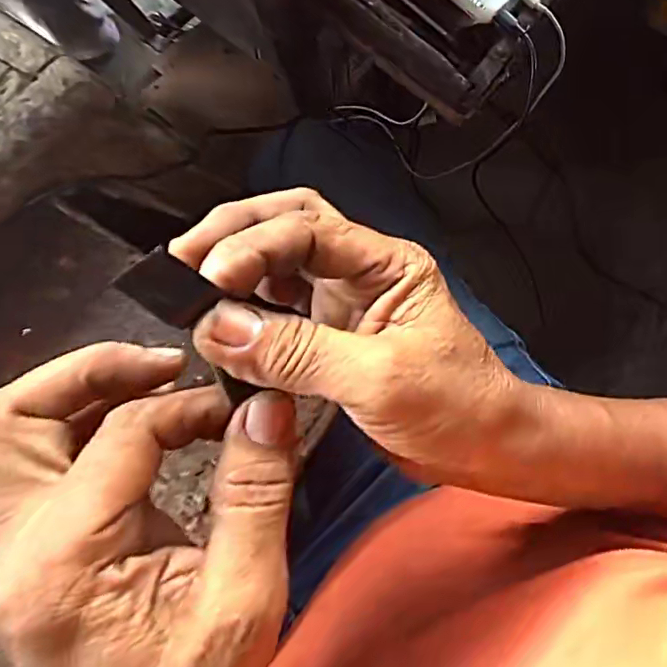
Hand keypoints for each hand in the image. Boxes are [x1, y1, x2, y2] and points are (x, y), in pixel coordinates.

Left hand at [0, 342, 299, 666]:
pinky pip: (36, 462)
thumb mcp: (246, 593)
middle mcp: (16, 553)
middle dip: (88, 372)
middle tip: (167, 362)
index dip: (190, 407)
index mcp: (63, 564)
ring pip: (5, 437)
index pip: (118, 436)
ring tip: (157, 380)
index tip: (245, 410)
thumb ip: (256, 492)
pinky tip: (145, 423)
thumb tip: (268, 405)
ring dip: (79, 391)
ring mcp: (15, 554)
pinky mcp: (35, 553)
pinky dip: (86, 422)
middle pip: (6, 423)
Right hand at [172, 188, 525, 485]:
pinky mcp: (331, 338)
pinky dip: (243, 312)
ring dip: (234, 268)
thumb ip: (301, 352)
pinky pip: (277, 312)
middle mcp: (365, 274)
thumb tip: (220, 327)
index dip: (254, 244)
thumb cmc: (458, 403)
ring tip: (187, 288)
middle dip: (235, 233)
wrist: (483, 441)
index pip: (311, 228)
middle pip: (292, 225)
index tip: (209, 276)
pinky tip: (218, 325)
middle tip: (184, 260)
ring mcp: (345, 304)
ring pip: (280, 264)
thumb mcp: (381, 378)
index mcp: (390, 265)